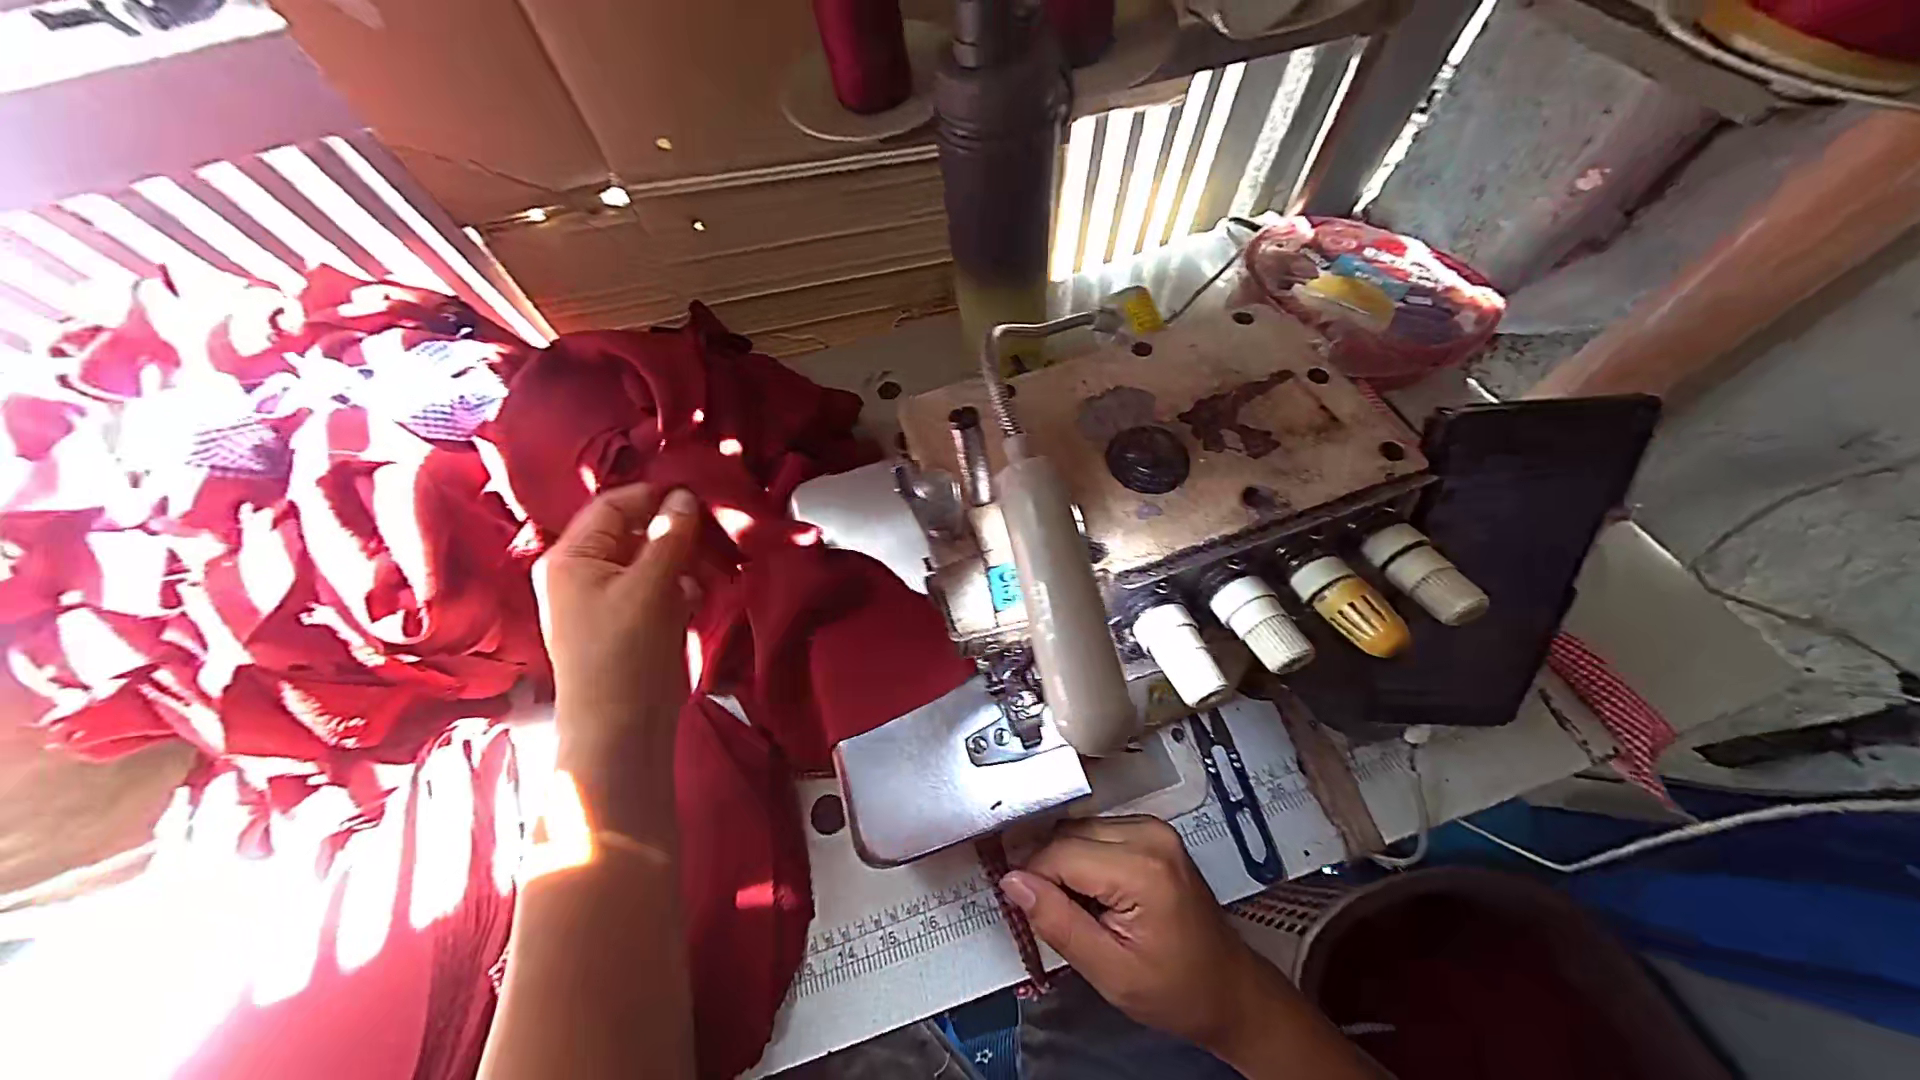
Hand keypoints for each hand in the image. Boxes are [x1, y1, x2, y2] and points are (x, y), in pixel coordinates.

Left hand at [536, 484, 700, 771]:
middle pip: (636, 530)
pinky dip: (684, 584)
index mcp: (572, 556)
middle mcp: (588, 570)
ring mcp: (613, 594)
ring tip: (712, 568)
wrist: (623, 726)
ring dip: (686, 559)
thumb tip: (685, 496)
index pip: (614, 505)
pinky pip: (663, 584)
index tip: (699, 495)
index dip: (655, 496)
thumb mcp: (649, 587)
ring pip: (656, 558)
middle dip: (677, 530)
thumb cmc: (623, 653)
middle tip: (716, 530)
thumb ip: (669, 537)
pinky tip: (700, 594)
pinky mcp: (637, 616)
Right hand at [998, 817, 1302, 1063]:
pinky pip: (1096, 831)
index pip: (1059, 854)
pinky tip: (1096, 892)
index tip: (1027, 911)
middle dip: (1049, 872)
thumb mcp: (1109, 971)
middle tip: (1055, 916)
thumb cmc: (1177, 990)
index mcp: (1143, 868)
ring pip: (1077, 829)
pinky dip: (1084, 857)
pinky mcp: (1151, 830)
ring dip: (1065, 863)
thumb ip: (1057, 922)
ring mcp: (1152, 828)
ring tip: (1082, 908)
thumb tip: (1013, 883)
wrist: (1228, 989)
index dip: (1034, 882)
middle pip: (1067, 835)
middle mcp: (1149, 834)